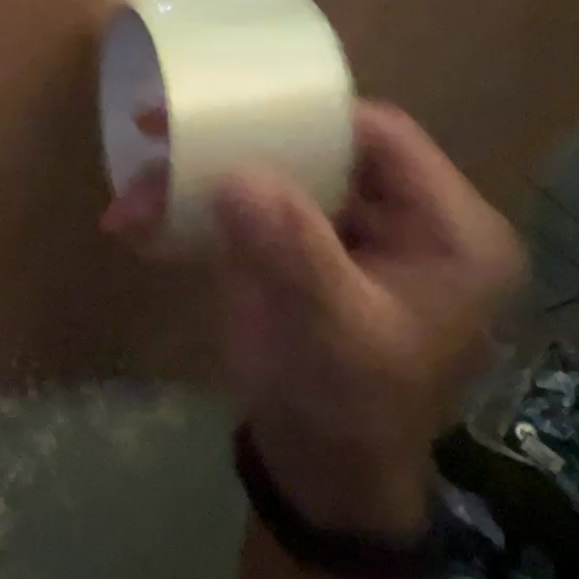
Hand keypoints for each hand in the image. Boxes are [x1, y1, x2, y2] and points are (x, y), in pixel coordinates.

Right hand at [104, 102, 525, 533]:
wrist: (318, 471)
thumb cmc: (350, 406)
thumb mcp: (335, 331)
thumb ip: (296, 252)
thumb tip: (237, 176)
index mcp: (446, 229)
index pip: (383, 137)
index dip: (311, 114)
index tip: (230, 107)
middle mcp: (397, 219)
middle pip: (316, 149)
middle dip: (234, 143)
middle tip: (156, 130)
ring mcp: (338, 234)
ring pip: (270, 175)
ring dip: (197, 177)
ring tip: (133, 190)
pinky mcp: (291, 250)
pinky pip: (244, 208)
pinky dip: (191, 208)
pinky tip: (139, 218)